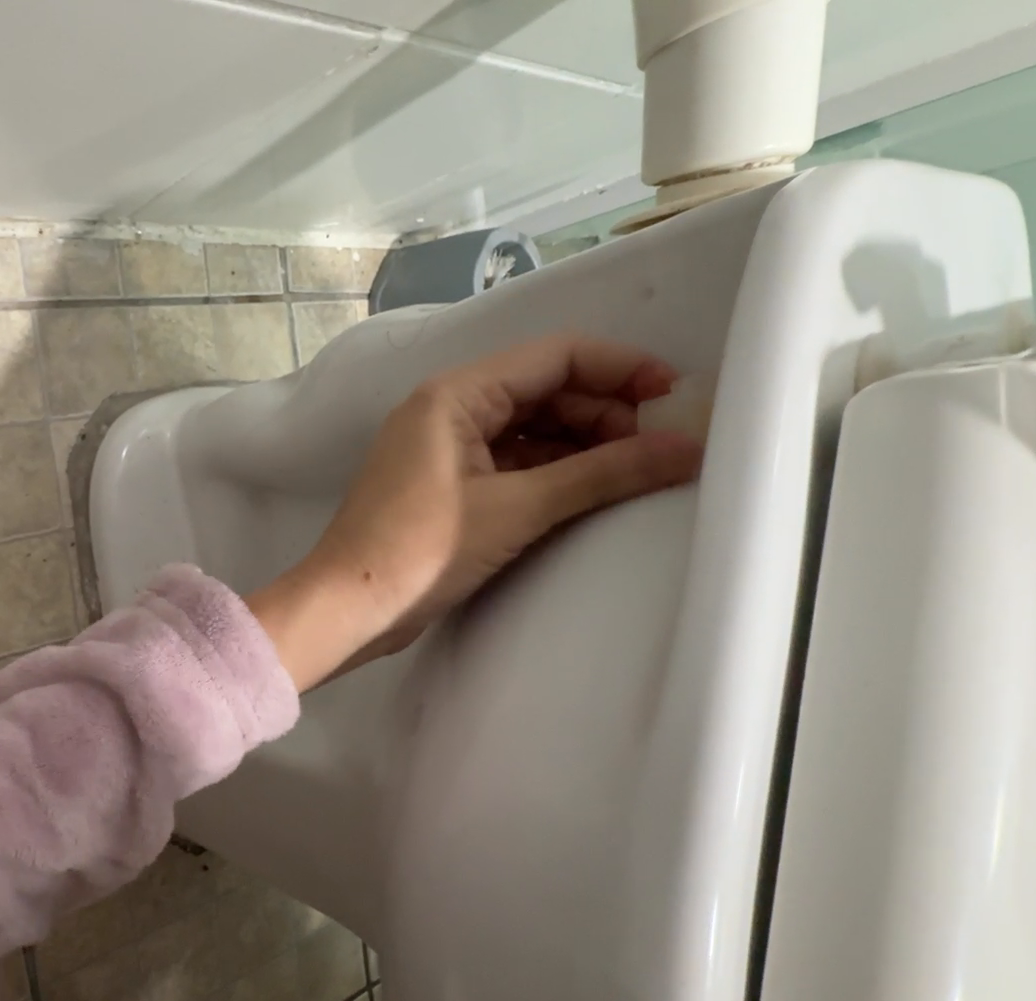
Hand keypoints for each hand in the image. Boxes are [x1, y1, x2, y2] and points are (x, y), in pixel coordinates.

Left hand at [245, 336, 703, 690]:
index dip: (621, 369)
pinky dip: (553, 472)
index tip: (679, 400)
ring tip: (641, 473)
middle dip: (607, 412)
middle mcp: (447, 411)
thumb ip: (602, 473)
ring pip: (530, 429)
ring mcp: (444, 450)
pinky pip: (512, 463)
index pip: (554, 357)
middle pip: (544, 391)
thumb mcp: (516, 509)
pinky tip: (595, 492)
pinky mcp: (447, 488)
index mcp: (455, 395)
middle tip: (665, 450)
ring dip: (584, 445)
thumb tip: (688, 447)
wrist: (347, 608)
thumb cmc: (420, 550)